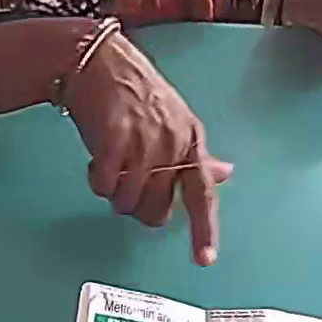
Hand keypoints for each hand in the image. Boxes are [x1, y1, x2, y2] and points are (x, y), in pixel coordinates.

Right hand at [66, 32, 231, 265]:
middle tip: (129, 182)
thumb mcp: (177, 123)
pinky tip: (98, 160)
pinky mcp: (113, 142)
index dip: (204, 231)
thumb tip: (224, 174)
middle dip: (139, 206)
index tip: (204, 259)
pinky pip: (103, 187)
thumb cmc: (136, 95)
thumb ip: (198, 158)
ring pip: (127, 203)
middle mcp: (171, 144)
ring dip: (115, 193)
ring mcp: (142, 143)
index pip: (203, 195)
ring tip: (113, 165)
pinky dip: (97, 180)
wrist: (99, 62)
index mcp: (190, 142)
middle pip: (156, 211)